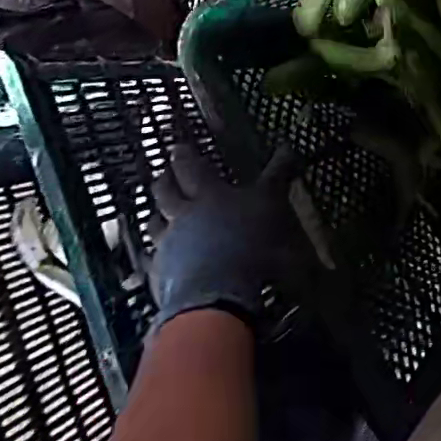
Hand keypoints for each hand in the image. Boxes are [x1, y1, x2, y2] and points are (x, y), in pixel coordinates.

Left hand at [147, 143, 300, 331]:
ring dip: (157, 216)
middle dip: (165, 181)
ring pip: (154, 225)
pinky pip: (152, 258)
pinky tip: (160, 256)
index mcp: (208, 195)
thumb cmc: (250, 241)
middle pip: (165, 193)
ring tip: (158, 213)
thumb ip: (279, 174)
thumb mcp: (273, 202)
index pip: (191, 168)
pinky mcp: (160, 275)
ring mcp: (167, 246)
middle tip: (164, 173)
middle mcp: (181, 216)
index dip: (185, 156)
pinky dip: (156, 252)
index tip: (178, 146)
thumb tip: (287, 147)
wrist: (216, 295)